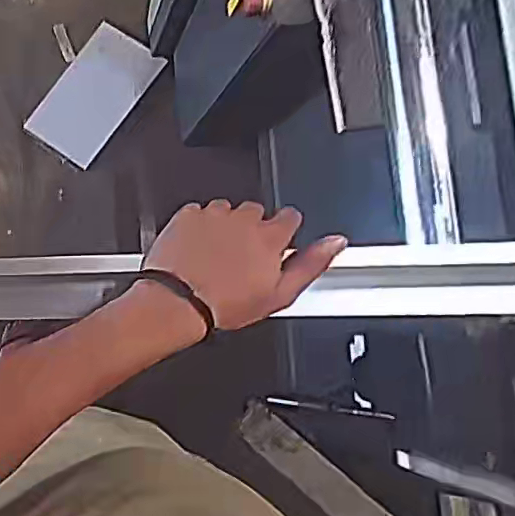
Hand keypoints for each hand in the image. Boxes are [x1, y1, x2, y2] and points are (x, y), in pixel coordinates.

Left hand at [141, 201, 346, 331]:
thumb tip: (336, 243)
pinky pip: (197, 214)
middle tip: (239, 256)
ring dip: (223, 227)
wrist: (178, 301)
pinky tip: (195, 249)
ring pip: (225, 211)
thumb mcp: (280, 294)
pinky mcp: (187, 215)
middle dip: (250, 229)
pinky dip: (197, 227)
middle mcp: (243, 219)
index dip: (282, 232)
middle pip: (255, 212)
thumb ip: (312, 263)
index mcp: (269, 237)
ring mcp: (213, 215)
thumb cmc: (224, 304)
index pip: (289, 218)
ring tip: (214, 255)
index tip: (273, 245)